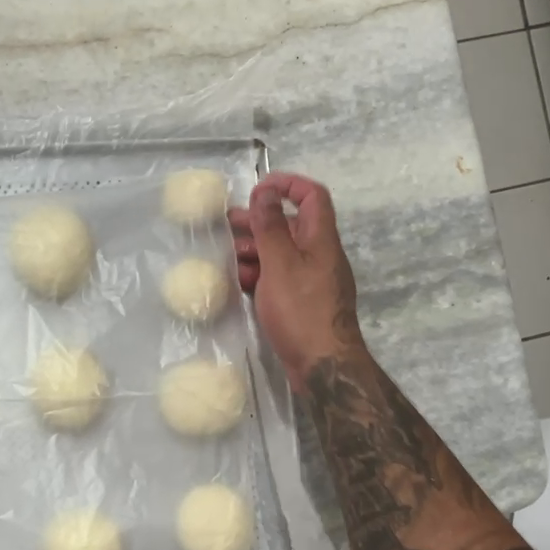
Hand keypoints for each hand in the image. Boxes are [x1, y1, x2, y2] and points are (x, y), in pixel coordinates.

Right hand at [228, 173, 366, 387]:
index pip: (311, 196)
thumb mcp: (280, 265)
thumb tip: (264, 193)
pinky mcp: (302, 304)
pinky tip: (240, 283)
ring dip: (255, 250)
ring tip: (227, 257)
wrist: (323, 365)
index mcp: (320, 239)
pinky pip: (280, 279)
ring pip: (282, 255)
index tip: (258, 189)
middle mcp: (320, 256)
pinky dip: (260, 275)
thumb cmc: (301, 312)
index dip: (287, 185)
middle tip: (226, 226)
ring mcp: (312, 281)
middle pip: (291, 226)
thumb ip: (270, 227)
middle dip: (259, 222)